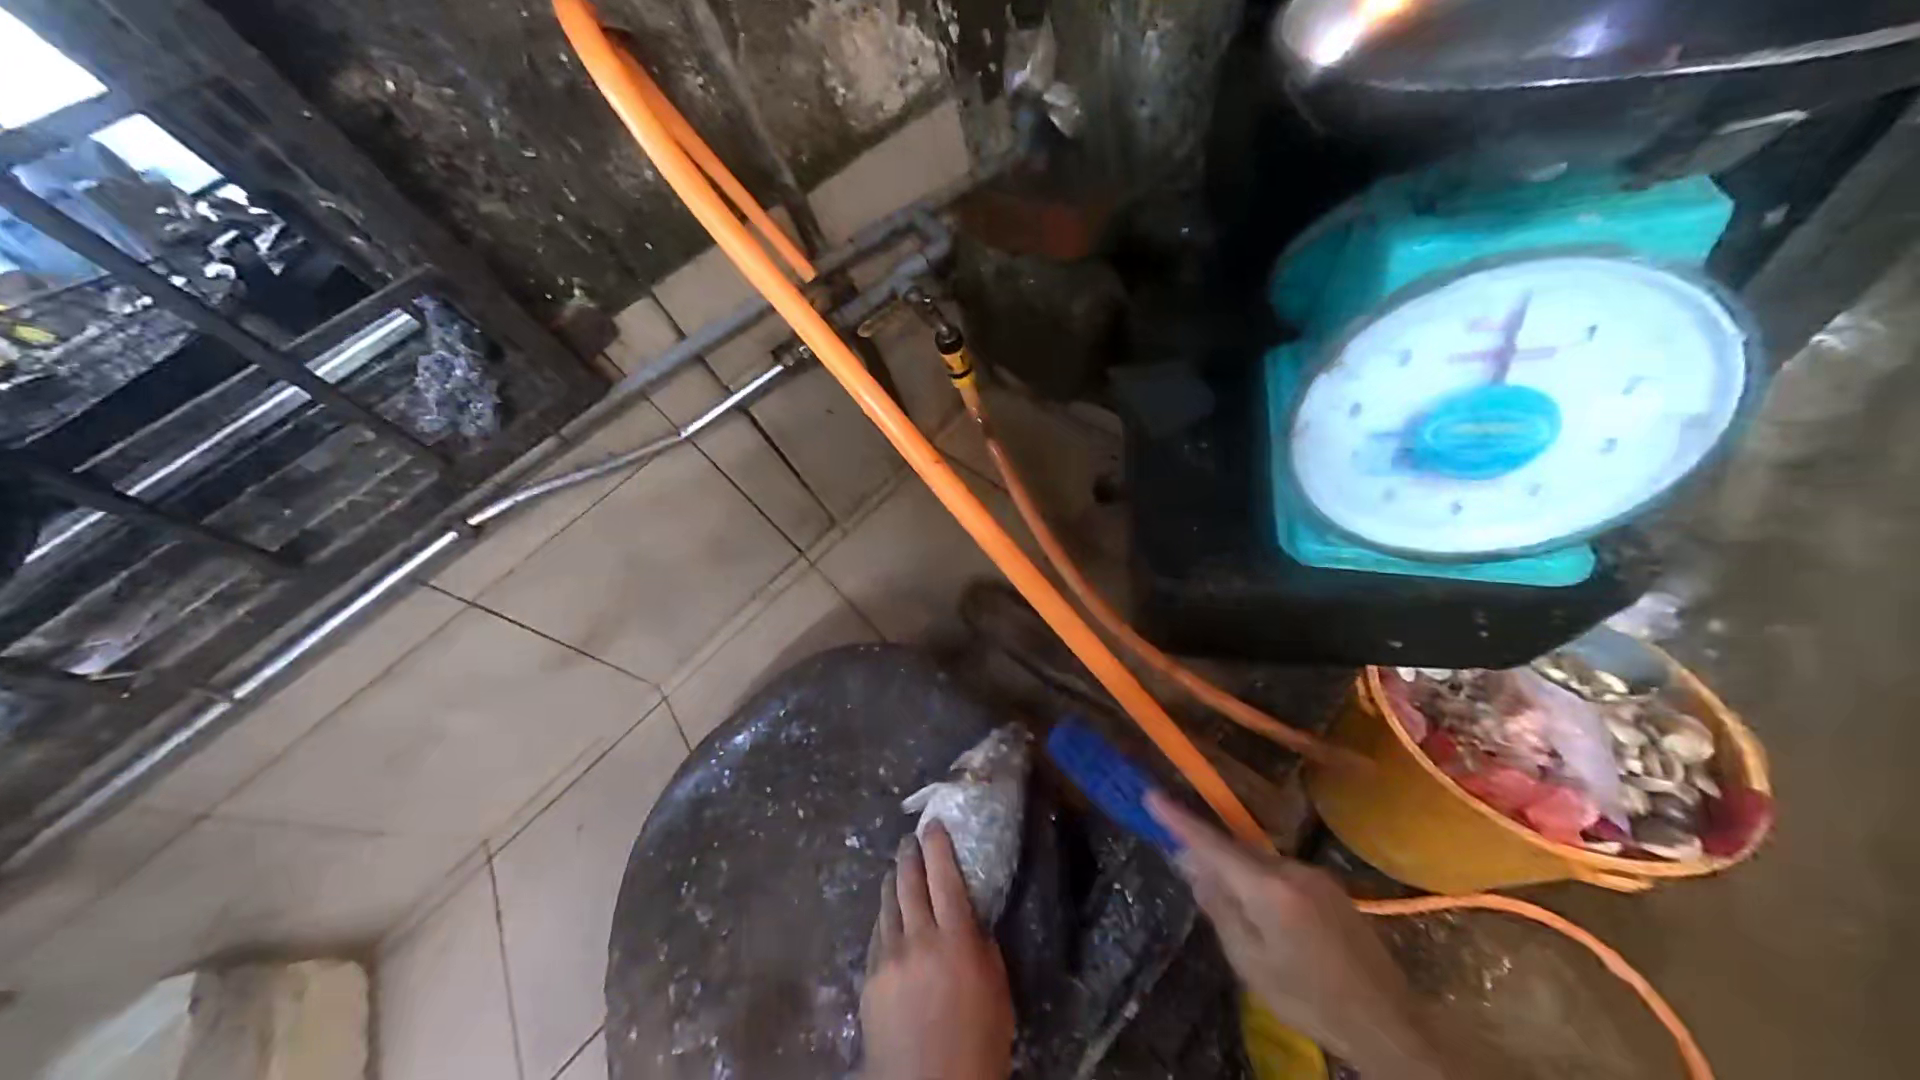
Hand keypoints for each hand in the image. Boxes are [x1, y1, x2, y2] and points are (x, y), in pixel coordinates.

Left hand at [859, 822, 1014, 1079]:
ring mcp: (889, 958)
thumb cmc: (978, 1041)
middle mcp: (919, 939)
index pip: (945, 876)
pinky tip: (887, 913)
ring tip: (896, 869)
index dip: (938, 845)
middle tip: (911, 839)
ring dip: (893, 880)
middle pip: (908, 881)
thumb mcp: (995, 988)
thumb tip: (967, 916)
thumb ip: (980, 945)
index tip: (934, 825)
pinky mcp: (870, 978)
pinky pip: (877, 934)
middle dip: (909, 854)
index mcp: (956, 940)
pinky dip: (884, 915)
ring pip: (887, 903)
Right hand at [1147, 793, 1446, 1078]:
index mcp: (1268, 889)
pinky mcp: (1330, 888)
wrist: (1388, 1023)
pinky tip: (1263, 913)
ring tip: (1227, 904)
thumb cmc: (1308, 1000)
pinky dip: (1260, 882)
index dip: (1180, 820)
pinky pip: (1280, 873)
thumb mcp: (1249, 961)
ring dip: (1237, 872)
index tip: (1152, 795)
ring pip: (1259, 862)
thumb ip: (1218, 906)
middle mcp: (1291, 870)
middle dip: (1208, 852)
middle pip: (1236, 850)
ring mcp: (1315, 876)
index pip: (1213, 845)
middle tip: (1183, 864)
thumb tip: (1190, 863)